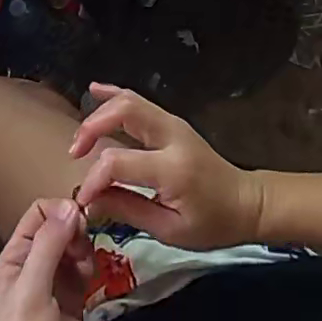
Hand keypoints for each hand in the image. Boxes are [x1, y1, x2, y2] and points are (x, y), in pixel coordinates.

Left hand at [0, 199, 89, 320]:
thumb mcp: (31, 295)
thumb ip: (49, 247)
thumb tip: (70, 205)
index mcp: (13, 262)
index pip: (36, 215)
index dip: (59, 212)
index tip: (80, 221)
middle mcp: (32, 268)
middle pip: (59, 227)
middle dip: (75, 230)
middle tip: (84, 248)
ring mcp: (54, 285)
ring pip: (75, 246)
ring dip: (85, 249)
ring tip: (87, 268)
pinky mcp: (75, 301)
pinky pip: (86, 268)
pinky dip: (91, 266)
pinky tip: (92, 278)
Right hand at [68, 84, 264, 249]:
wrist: (245, 202)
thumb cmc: (212, 223)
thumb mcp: (170, 230)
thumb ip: (128, 210)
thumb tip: (91, 201)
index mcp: (172, 169)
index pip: (118, 161)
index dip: (94, 179)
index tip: (84, 200)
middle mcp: (172, 137)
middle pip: (125, 112)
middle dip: (93, 127)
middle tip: (75, 152)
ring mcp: (174, 124)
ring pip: (131, 101)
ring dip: (100, 112)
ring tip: (80, 135)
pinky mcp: (172, 122)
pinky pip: (140, 102)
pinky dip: (116, 95)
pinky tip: (95, 90)